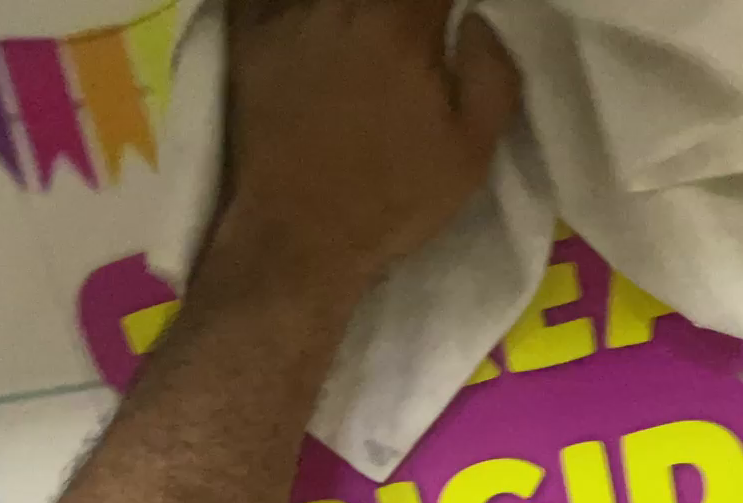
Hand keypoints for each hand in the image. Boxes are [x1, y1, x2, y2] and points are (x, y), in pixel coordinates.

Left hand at [204, 0, 521, 305]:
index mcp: (402, 25)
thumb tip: (477, 20)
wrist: (302, 239)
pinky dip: (297, 10)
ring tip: (373, 39)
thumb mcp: (470, 157)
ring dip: (357, 14)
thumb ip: (492, 76)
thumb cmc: (393, 203)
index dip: (445, 5)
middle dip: (406, 11)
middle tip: (412, 37)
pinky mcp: (250, 39)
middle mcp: (343, 3)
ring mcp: (290, 17)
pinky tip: (316, 29)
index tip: (449, 23)